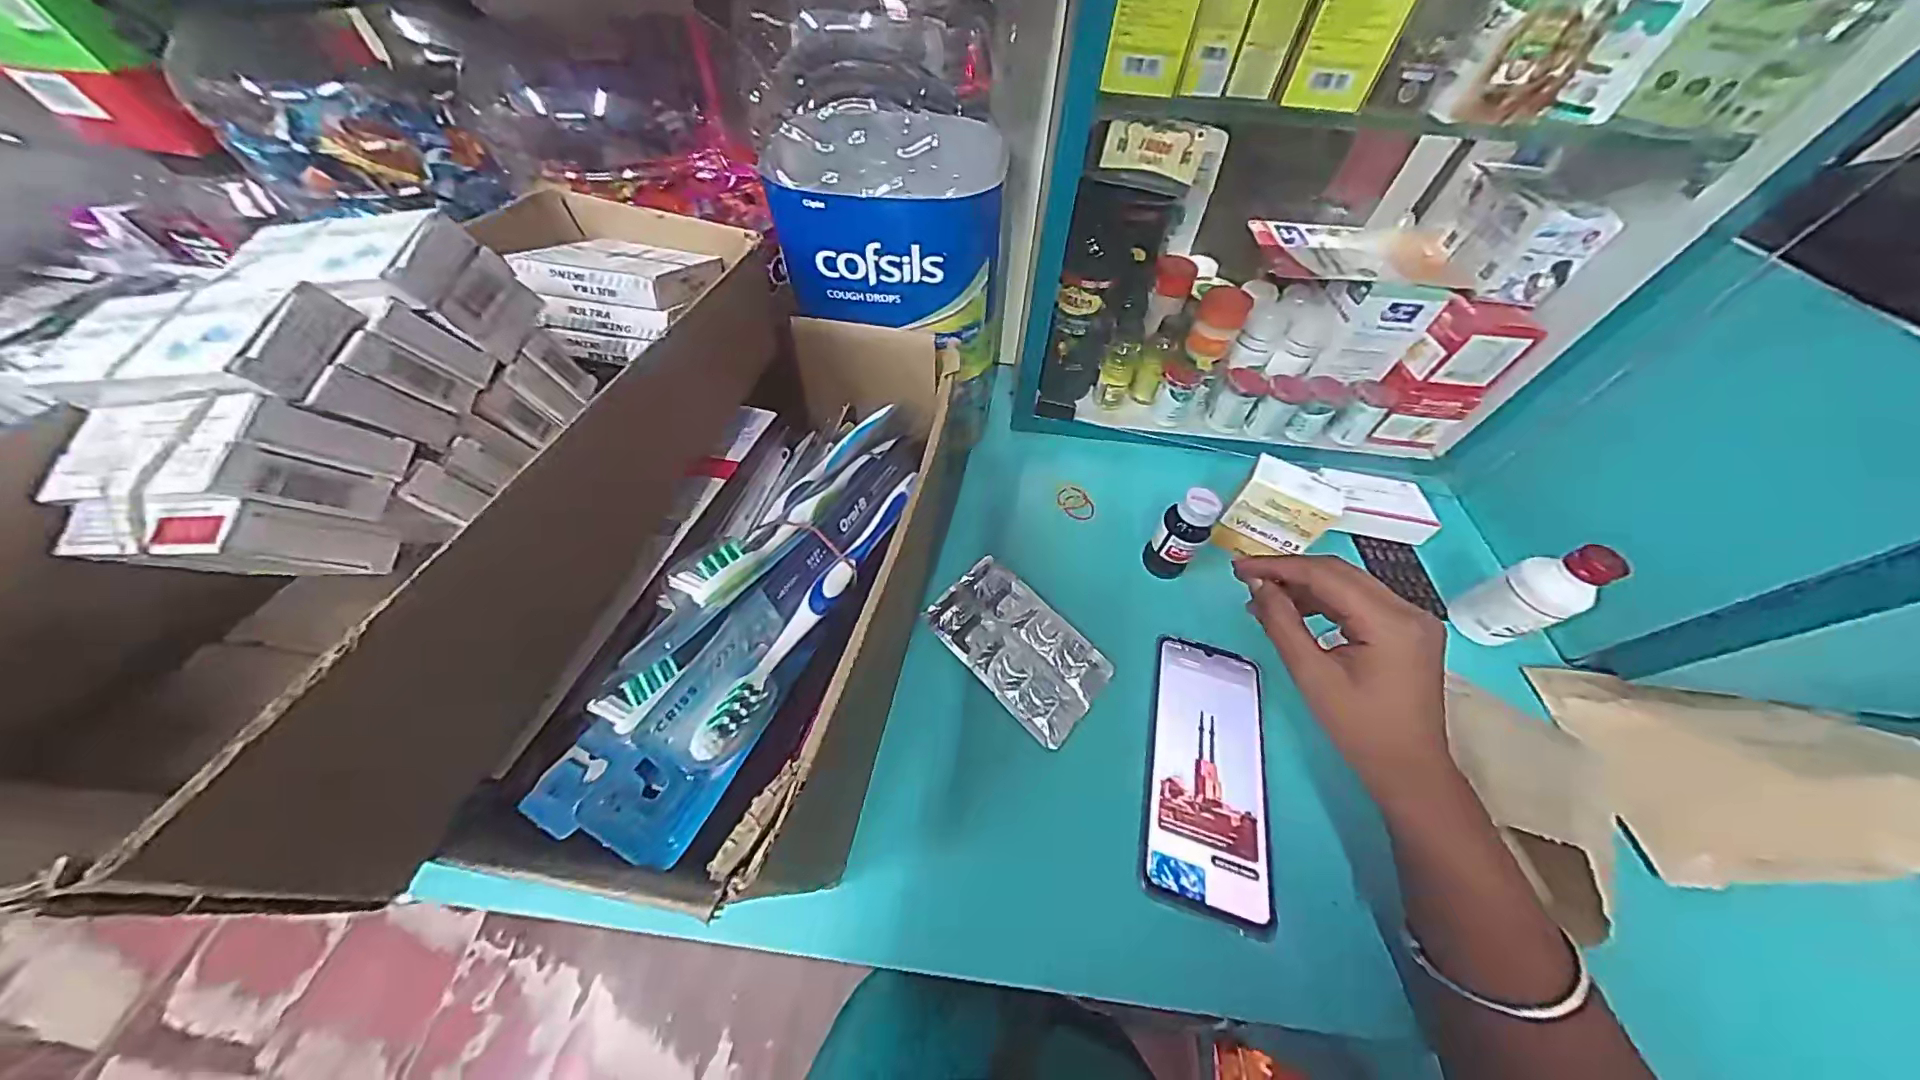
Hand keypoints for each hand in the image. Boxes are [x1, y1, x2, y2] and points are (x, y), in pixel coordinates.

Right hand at [1233, 555, 1450, 786]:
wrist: (1407, 768)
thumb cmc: (1359, 728)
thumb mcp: (1312, 674)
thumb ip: (1283, 623)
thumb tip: (1258, 585)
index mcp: (1391, 622)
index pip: (1326, 576)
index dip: (1278, 567)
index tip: (1240, 567)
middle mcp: (1409, 611)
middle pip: (1339, 573)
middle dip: (1289, 572)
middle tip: (1246, 576)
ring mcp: (1412, 619)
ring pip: (1348, 584)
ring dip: (1304, 586)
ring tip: (1264, 598)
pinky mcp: (1407, 630)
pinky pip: (1359, 601)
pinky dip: (1324, 601)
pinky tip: (1295, 610)